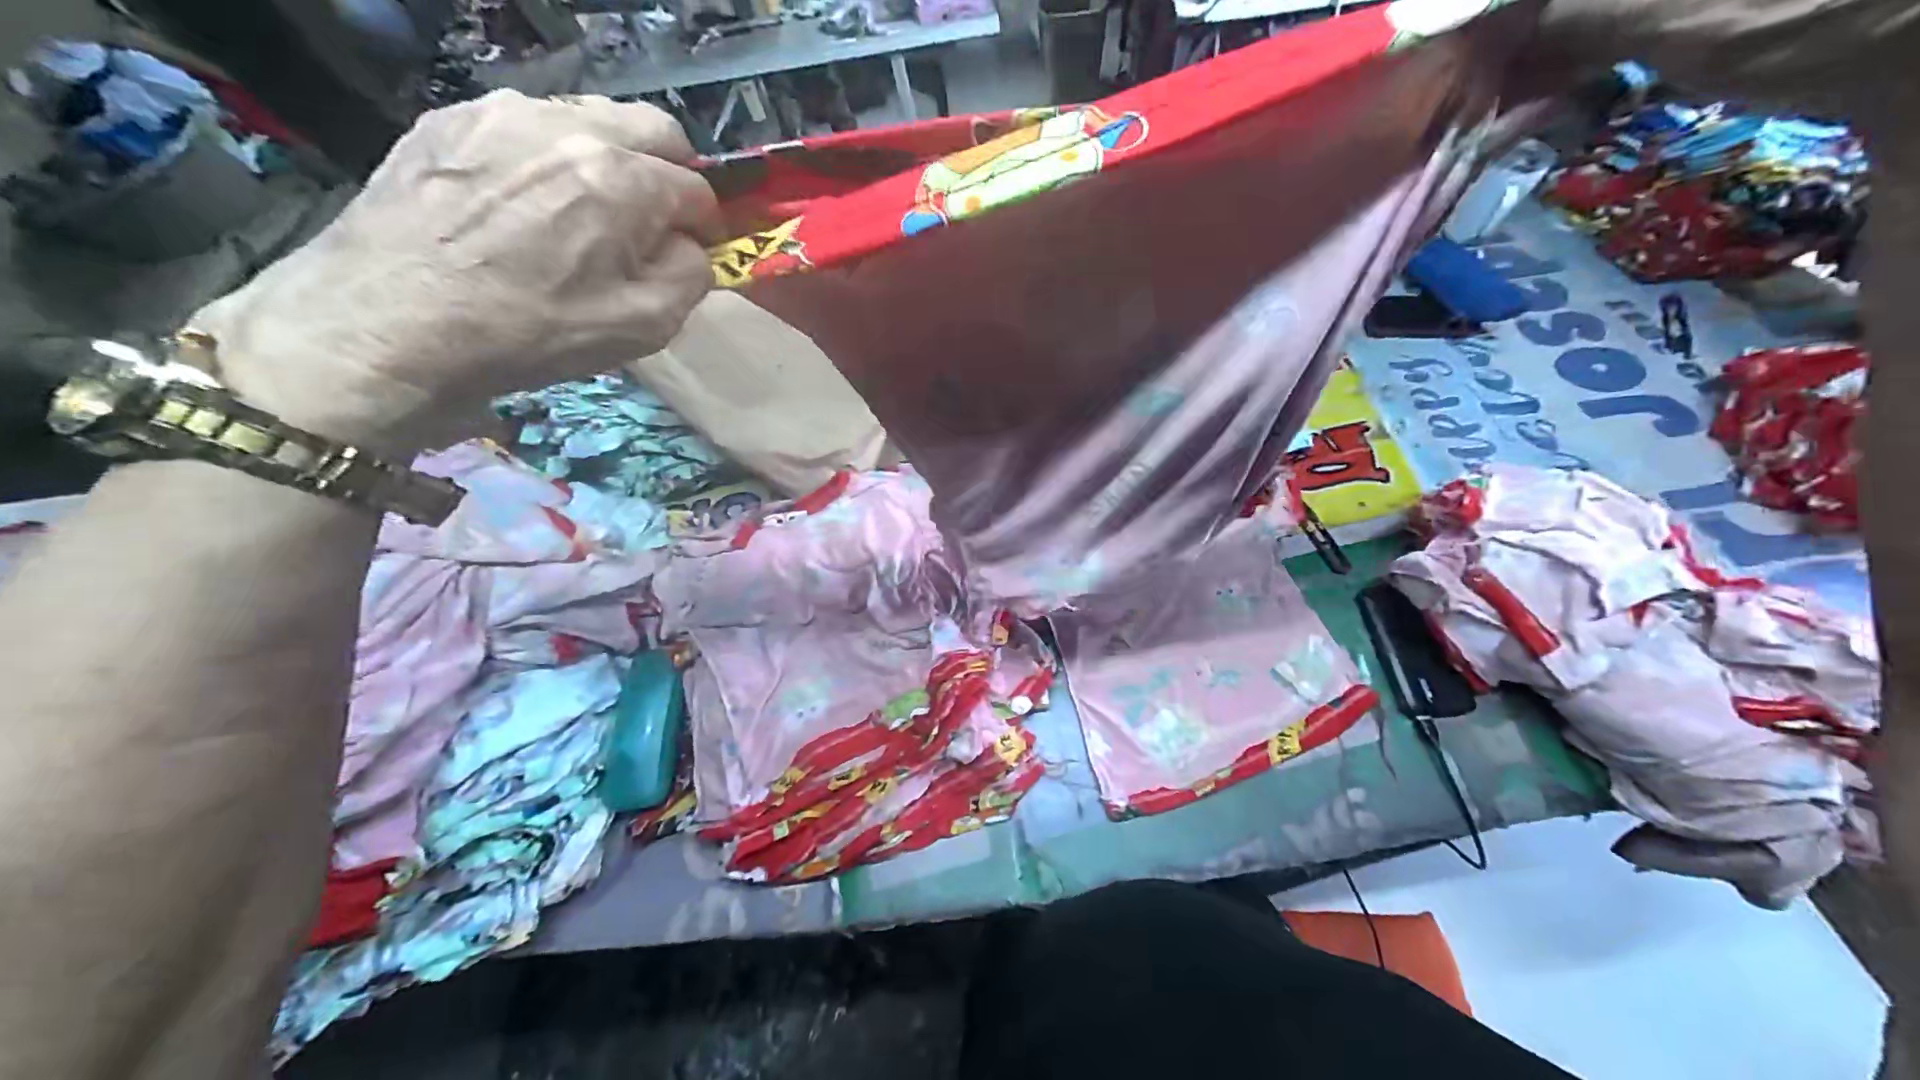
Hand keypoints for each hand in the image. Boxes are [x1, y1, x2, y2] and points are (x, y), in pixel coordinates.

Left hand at [191, 89, 716, 454]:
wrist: (391, 324)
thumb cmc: (532, 332)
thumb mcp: (645, 326)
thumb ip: (691, 275)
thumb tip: (687, 246)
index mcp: (621, 177)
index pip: (696, 187)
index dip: (702, 225)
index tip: (687, 252)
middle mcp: (566, 124)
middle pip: (652, 128)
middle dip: (668, 173)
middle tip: (651, 221)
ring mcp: (501, 113)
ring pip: (589, 119)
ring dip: (609, 160)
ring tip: (583, 212)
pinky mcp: (449, 120)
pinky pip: (526, 126)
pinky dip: (548, 158)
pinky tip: (524, 204)